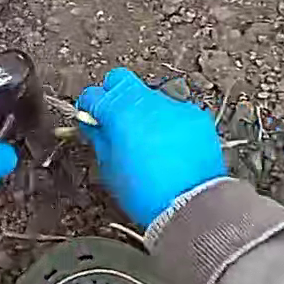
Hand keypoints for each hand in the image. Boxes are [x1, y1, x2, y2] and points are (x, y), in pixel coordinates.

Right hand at [76, 68, 227, 227]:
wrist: (191, 204)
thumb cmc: (147, 193)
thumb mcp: (110, 168)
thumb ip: (99, 138)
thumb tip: (93, 124)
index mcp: (121, 112)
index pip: (94, 94)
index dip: (89, 106)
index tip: (90, 117)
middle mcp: (148, 101)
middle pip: (122, 80)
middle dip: (113, 94)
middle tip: (114, 119)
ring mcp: (174, 106)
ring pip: (150, 96)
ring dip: (143, 111)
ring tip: (146, 141)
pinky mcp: (195, 116)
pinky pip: (175, 111)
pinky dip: (168, 122)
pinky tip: (169, 146)